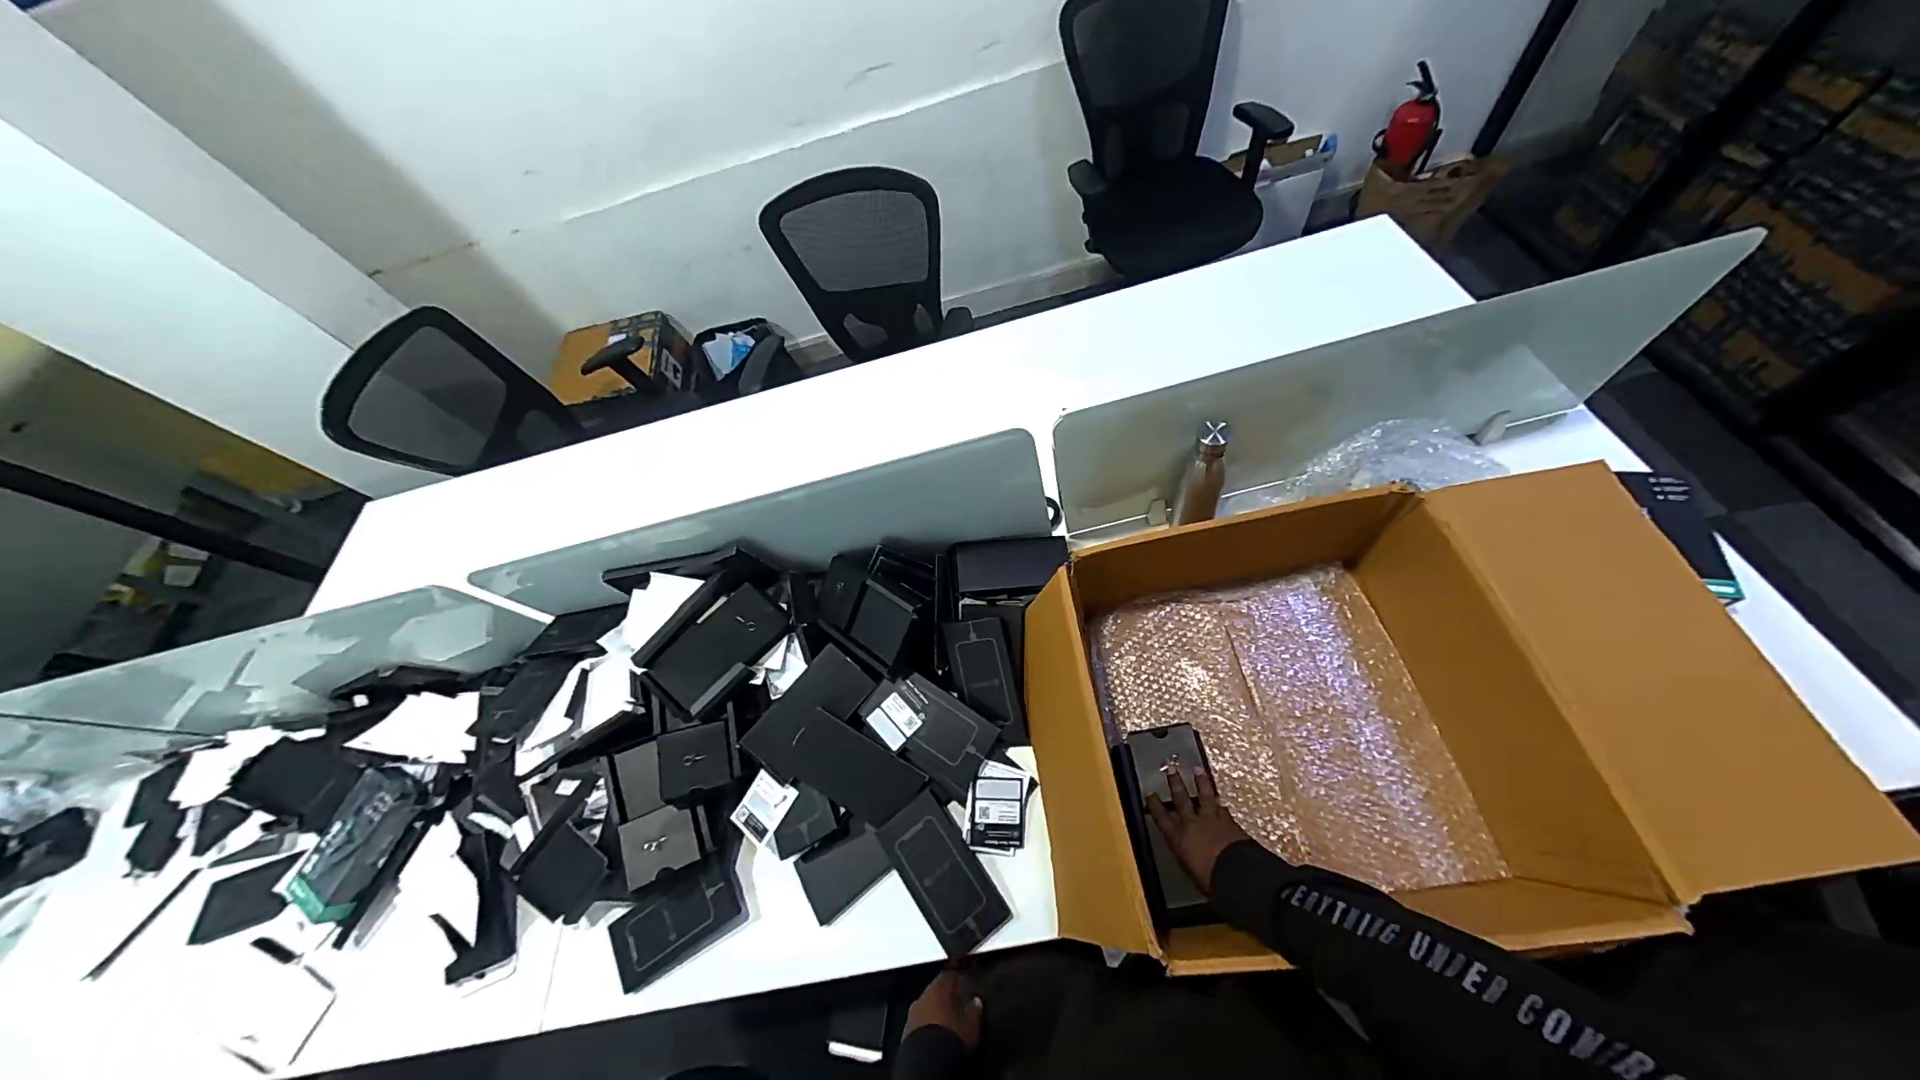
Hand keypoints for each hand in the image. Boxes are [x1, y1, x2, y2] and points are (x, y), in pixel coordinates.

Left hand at [904, 968, 981, 1048]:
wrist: (925, 1062)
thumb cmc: (950, 1037)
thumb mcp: (970, 1025)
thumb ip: (974, 1010)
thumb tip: (977, 1002)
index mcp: (938, 989)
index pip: (948, 975)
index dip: (957, 978)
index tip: (964, 981)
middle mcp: (922, 997)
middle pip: (935, 990)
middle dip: (945, 995)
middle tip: (956, 1001)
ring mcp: (912, 1013)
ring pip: (926, 1005)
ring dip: (935, 1009)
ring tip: (947, 1018)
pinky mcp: (906, 1030)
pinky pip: (920, 1020)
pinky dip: (928, 1022)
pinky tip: (935, 1031)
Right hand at [1146, 768, 1249, 894]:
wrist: (1238, 875)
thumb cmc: (1209, 880)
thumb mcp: (1190, 870)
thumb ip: (1186, 856)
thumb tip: (1188, 856)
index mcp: (1177, 837)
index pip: (1161, 817)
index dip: (1154, 805)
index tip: (1150, 795)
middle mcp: (1191, 823)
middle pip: (1181, 798)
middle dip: (1175, 783)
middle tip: (1171, 769)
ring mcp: (1211, 819)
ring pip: (1204, 795)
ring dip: (1201, 782)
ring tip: (1198, 769)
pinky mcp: (1229, 821)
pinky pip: (1222, 808)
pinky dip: (1219, 803)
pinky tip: (1220, 799)